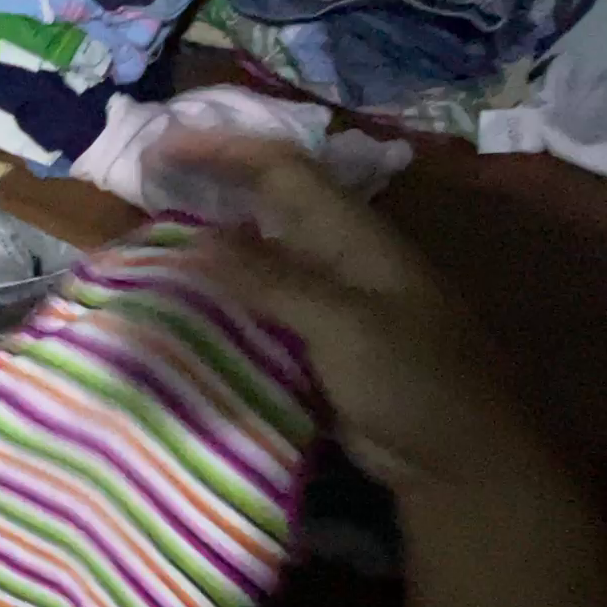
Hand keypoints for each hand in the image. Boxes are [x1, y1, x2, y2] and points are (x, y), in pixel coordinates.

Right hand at [152, 132, 544, 490]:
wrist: (460, 460)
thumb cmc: (417, 383)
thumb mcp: (345, 325)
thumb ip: (271, 279)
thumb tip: (196, 239)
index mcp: (351, 236)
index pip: (281, 169)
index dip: (224, 148)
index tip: (162, 145)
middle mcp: (331, 252)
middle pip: (264, 195)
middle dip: (209, 175)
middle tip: (146, 174)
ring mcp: (319, 292)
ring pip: (252, 242)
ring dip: (205, 225)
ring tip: (150, 220)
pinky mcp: (305, 330)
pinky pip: (249, 290)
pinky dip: (211, 278)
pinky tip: (178, 285)